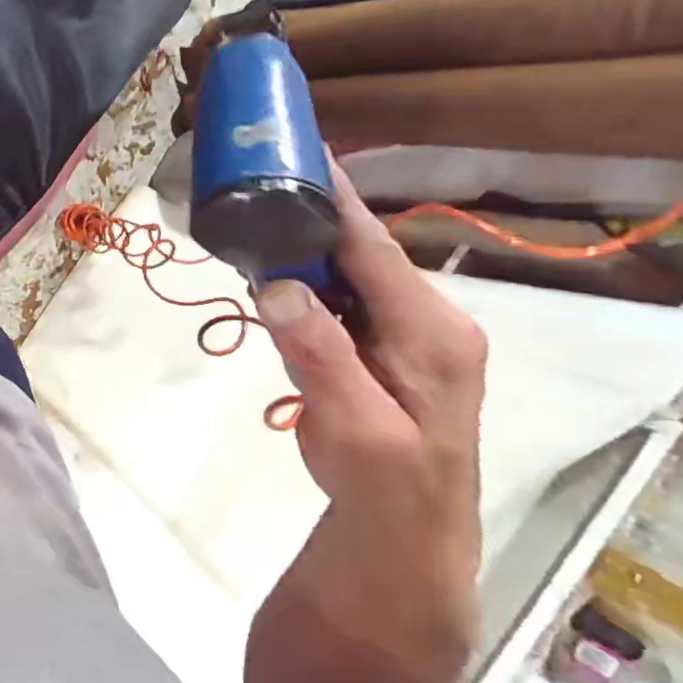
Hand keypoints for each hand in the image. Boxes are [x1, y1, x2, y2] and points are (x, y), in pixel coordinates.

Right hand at [252, 161, 485, 682]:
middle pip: (356, 251)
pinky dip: (300, 285)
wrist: (402, 536)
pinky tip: (270, 278)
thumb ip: (322, 356)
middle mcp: (424, 318)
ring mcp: (401, 331)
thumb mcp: (356, 428)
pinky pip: (334, 300)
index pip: (374, 244)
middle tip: (252, 183)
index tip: (300, 146)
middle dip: (306, 217)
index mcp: (431, 329)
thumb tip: (277, 285)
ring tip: (251, 220)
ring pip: (341, 274)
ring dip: (299, 251)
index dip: (335, 195)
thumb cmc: (387, 486)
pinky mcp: (376, 346)